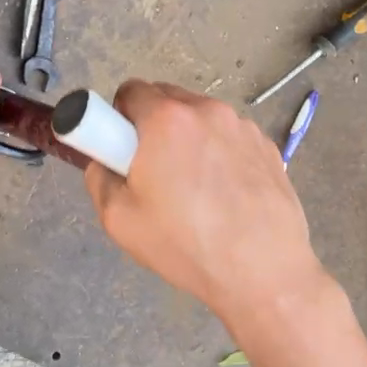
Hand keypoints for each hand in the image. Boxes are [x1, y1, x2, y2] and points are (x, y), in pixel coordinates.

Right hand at [84, 81, 325, 324]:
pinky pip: (229, 136)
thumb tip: (105, 160)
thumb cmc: (185, 244)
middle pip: (166, 99)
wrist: (264, 275)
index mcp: (166, 118)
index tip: (124, 151)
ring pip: (200, 118)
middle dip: (152, 125)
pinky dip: (219, 152)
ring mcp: (242, 126)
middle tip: (154, 170)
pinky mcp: (267, 145)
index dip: (119, 118)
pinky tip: (226, 194)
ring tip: (195, 188)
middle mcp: (206, 109)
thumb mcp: (118, 218)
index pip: (130, 91)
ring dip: (188, 137)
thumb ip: (98, 177)